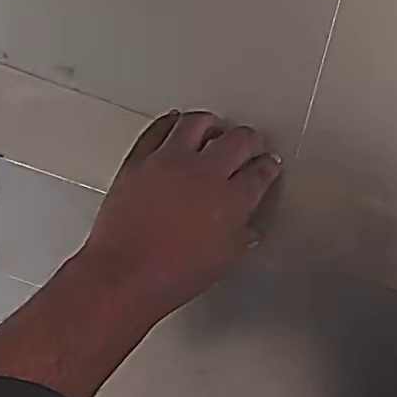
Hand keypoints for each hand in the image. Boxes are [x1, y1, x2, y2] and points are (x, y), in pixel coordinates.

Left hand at [76, 110, 282, 317]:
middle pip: (238, 140)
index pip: (260, 173)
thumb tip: (246, 231)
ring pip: (197, 123)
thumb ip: (239, 238)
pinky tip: (175, 122)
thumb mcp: (221, 261)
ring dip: (211, 123)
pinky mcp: (140, 160)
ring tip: (215, 125)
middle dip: (250, 139)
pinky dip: (170, 122)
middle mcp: (205, 173)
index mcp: (233, 200)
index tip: (269, 165)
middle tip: (251, 142)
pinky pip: (158, 129)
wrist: (127, 274)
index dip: (268, 167)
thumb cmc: (171, 275)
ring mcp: (170, 162)